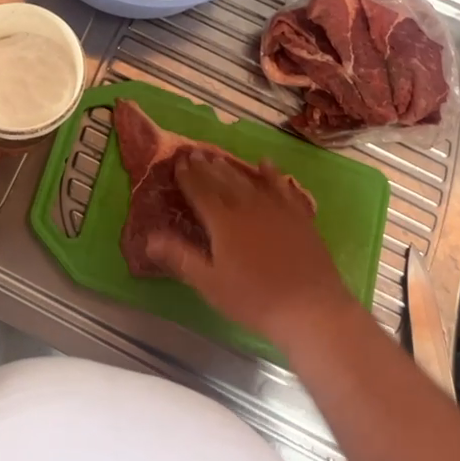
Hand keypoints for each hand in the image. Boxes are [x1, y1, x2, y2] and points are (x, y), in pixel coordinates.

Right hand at [146, 149, 352, 341]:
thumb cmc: (254, 299)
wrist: (311, 308)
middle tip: (194, 152)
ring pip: (248, 180)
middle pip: (222, 180)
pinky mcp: (299, 216)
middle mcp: (247, 206)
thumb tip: (148, 237)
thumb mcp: (209, 283)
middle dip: (206, 166)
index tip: (177, 161)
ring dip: (231, 167)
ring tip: (219, 157)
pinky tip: (266, 164)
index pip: (200, 190)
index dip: (187, 175)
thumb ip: (179, 256)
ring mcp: (276, 208)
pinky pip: (282, 187)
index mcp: (222, 220)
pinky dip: (272, 174)